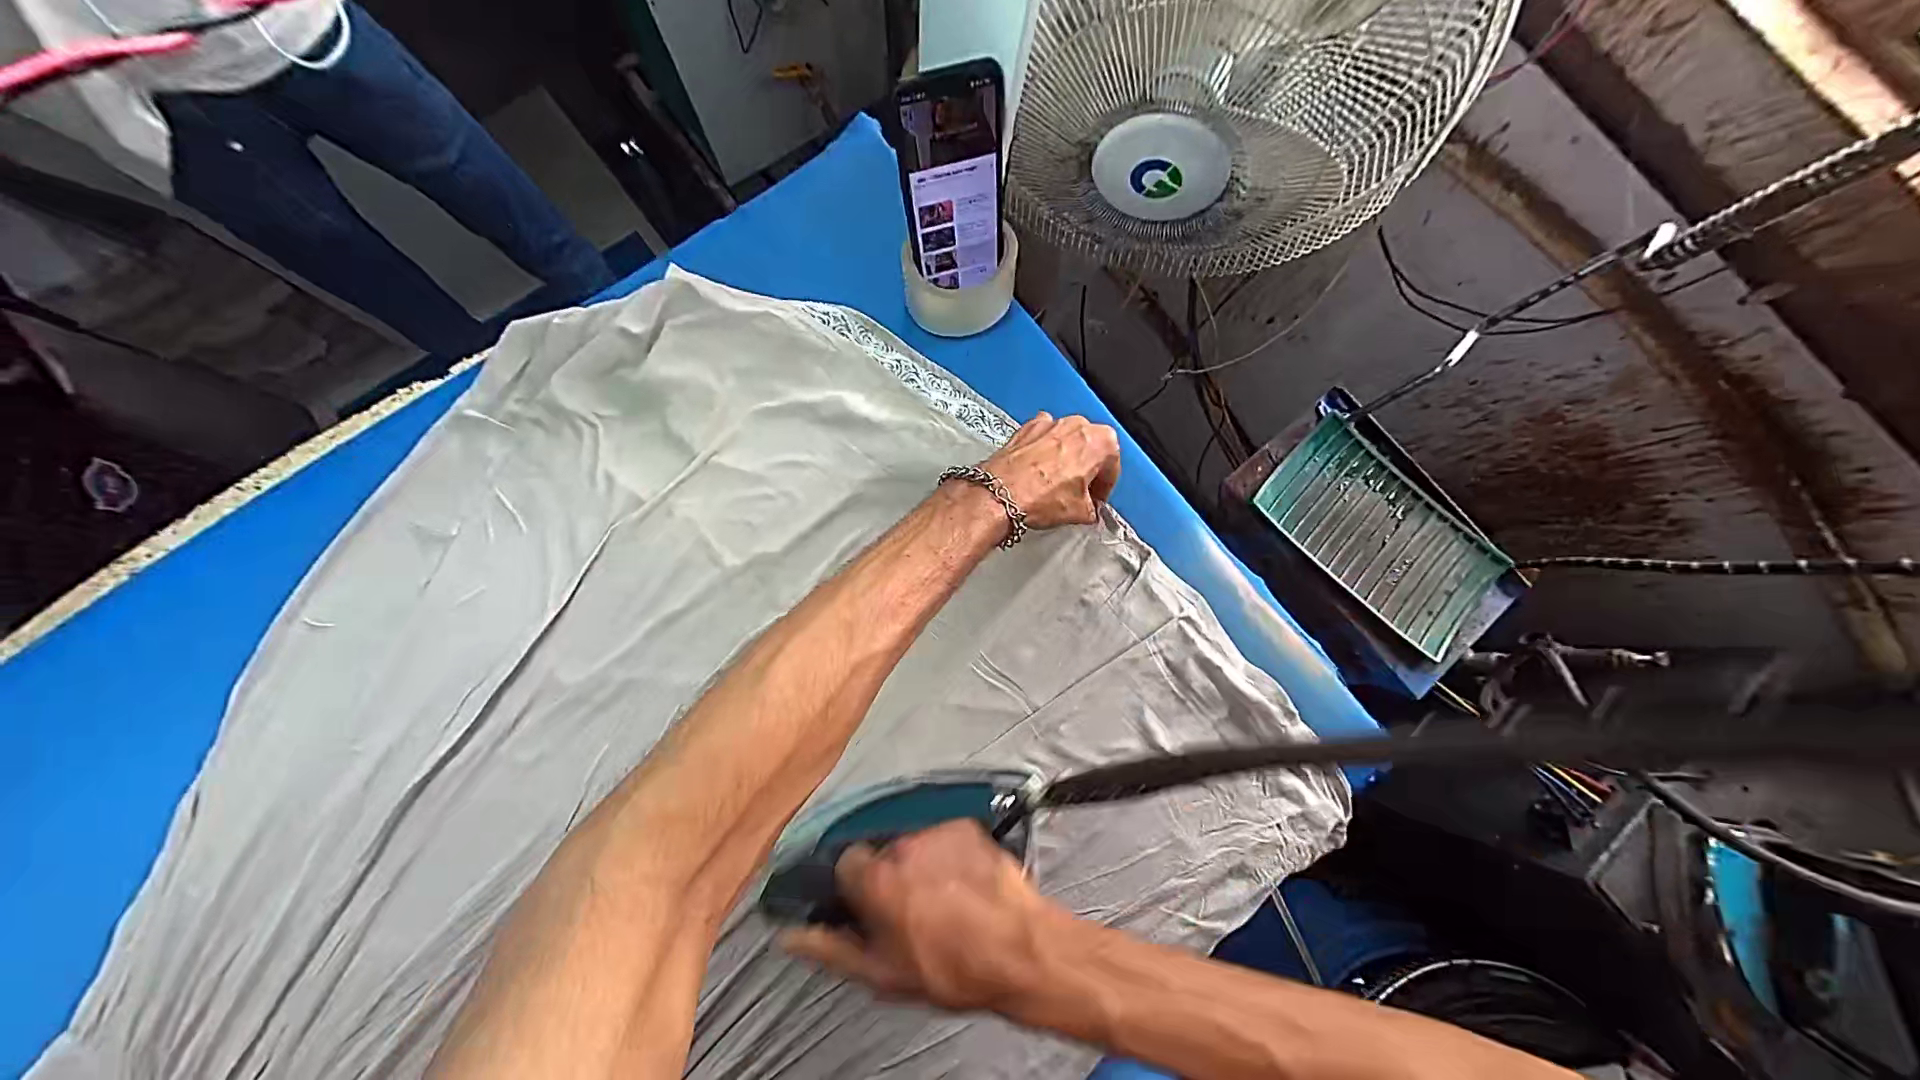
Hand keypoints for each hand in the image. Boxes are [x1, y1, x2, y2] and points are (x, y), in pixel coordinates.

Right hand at [779, 821, 1072, 1012]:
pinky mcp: (964, 825)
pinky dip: (947, 852)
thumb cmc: (959, 966)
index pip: (844, 861)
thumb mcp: (884, 974)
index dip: (852, 883)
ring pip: (913, 843)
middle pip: (881, 851)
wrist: (1019, 947)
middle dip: (888, 875)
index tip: (861, 899)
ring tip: (942, 896)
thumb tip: (795, 936)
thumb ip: (832, 948)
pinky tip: (961, 881)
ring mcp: (936, 831)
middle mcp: (902, 846)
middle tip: (908, 907)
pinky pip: (943, 835)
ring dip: (918, 863)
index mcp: (875, 880)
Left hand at [981, 413, 1120, 528]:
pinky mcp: (1026, 429)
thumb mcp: (1080, 512)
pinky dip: (1043, 453)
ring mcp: (1050, 423)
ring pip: (1066, 441)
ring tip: (1056, 485)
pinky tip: (1038, 474)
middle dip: (1086, 468)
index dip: (1105, 486)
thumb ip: (1092, 507)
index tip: (1098, 498)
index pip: (1112, 465)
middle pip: (1090, 448)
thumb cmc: (1038, 496)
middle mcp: (1076, 425)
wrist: (999, 494)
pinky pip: (1042, 439)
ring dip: (1065, 459)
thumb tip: (1088, 509)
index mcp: (1100, 441)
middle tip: (1080, 492)